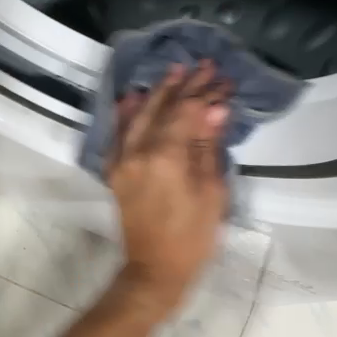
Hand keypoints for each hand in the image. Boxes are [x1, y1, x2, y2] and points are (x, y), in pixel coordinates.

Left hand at [105, 60, 231, 316]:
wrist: (154, 270)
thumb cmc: (192, 238)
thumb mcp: (211, 193)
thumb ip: (207, 147)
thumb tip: (214, 109)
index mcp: (165, 158)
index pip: (186, 112)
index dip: (205, 93)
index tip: (222, 79)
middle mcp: (137, 153)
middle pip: (162, 109)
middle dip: (183, 86)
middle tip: (203, 66)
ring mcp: (122, 161)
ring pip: (138, 116)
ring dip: (158, 93)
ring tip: (174, 72)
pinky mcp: (115, 172)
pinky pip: (118, 134)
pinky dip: (127, 114)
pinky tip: (134, 97)